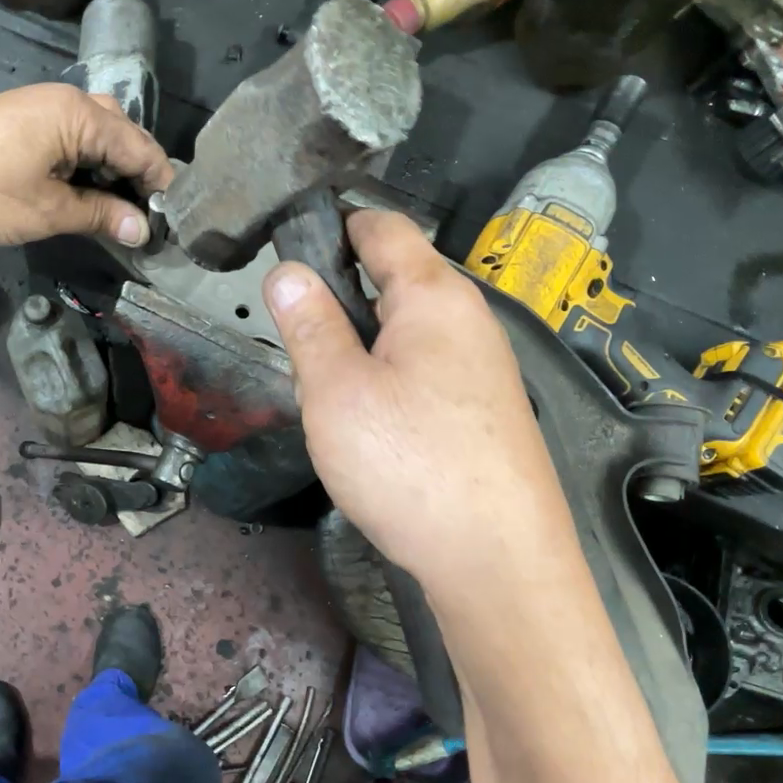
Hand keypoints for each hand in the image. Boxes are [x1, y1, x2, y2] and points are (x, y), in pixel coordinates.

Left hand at [0, 84, 171, 247]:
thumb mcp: (48, 211)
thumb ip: (100, 215)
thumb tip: (142, 230)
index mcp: (80, 115)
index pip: (139, 147)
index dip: (159, 184)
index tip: (172, 220)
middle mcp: (68, 100)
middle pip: (123, 133)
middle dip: (138, 173)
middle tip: (147, 217)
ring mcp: (45, 105)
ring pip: (99, 133)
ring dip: (112, 169)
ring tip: (119, 209)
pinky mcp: (26, 118)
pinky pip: (74, 136)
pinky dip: (88, 163)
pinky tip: (87, 191)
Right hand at [263, 211, 577, 580]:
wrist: (495, 559)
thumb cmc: (409, 463)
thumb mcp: (337, 391)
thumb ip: (308, 326)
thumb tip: (287, 272)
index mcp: (433, 296)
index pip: (383, 228)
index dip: (335, 224)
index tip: (289, 242)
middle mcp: (468, 321)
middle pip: (395, 284)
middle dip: (340, 301)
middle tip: (295, 343)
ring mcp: (483, 370)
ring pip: (406, 336)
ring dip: (361, 350)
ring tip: (326, 394)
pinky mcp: (484, 414)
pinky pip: (425, 375)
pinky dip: (388, 384)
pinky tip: (370, 430)